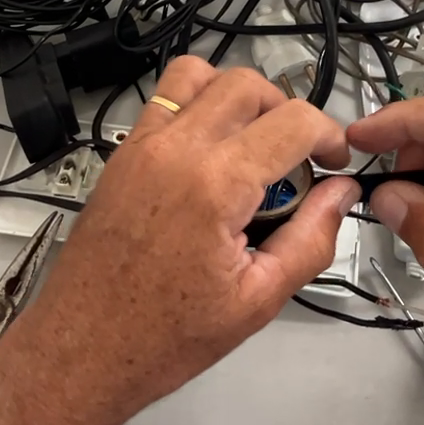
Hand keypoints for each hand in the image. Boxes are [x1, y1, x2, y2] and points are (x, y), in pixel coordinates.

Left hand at [0, 56, 359, 424]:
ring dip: (238, 95)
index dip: (329, 136)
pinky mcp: (122, 154)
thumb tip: (341, 192)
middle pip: (249, 84)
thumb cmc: (167, 336)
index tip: (334, 164)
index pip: (293, 121)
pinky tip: (210, 150)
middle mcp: (177, 149)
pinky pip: (164, 98)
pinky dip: (197, 103)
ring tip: (252, 141)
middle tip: (298, 158)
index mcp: (216, 185)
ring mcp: (142, 144)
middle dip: (288, 110)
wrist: (82, 351)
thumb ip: (311, 239)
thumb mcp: (258, 300)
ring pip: (200, 73)